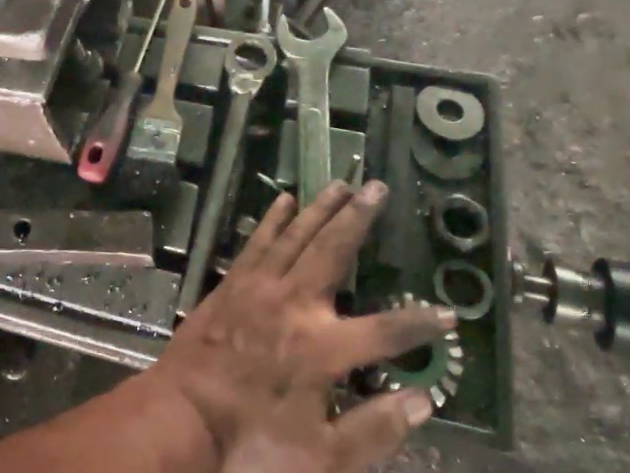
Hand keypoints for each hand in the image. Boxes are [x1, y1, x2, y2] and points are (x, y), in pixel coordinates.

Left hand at [138, 180, 453, 472]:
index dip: (421, 324)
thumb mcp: (321, 457)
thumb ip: (374, 431)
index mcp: (322, 349)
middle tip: (377, 186)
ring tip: (341, 183)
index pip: (387, 332)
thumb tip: (422, 402)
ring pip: (295, 235)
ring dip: (320, 208)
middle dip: (359, 218)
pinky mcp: (232, 284)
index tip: (449, 315)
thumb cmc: (252, 441)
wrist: (180, 417)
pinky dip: (272, 219)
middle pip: (334, 251)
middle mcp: (294, 305)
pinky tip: (284, 200)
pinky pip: (257, 241)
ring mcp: (259, 288)